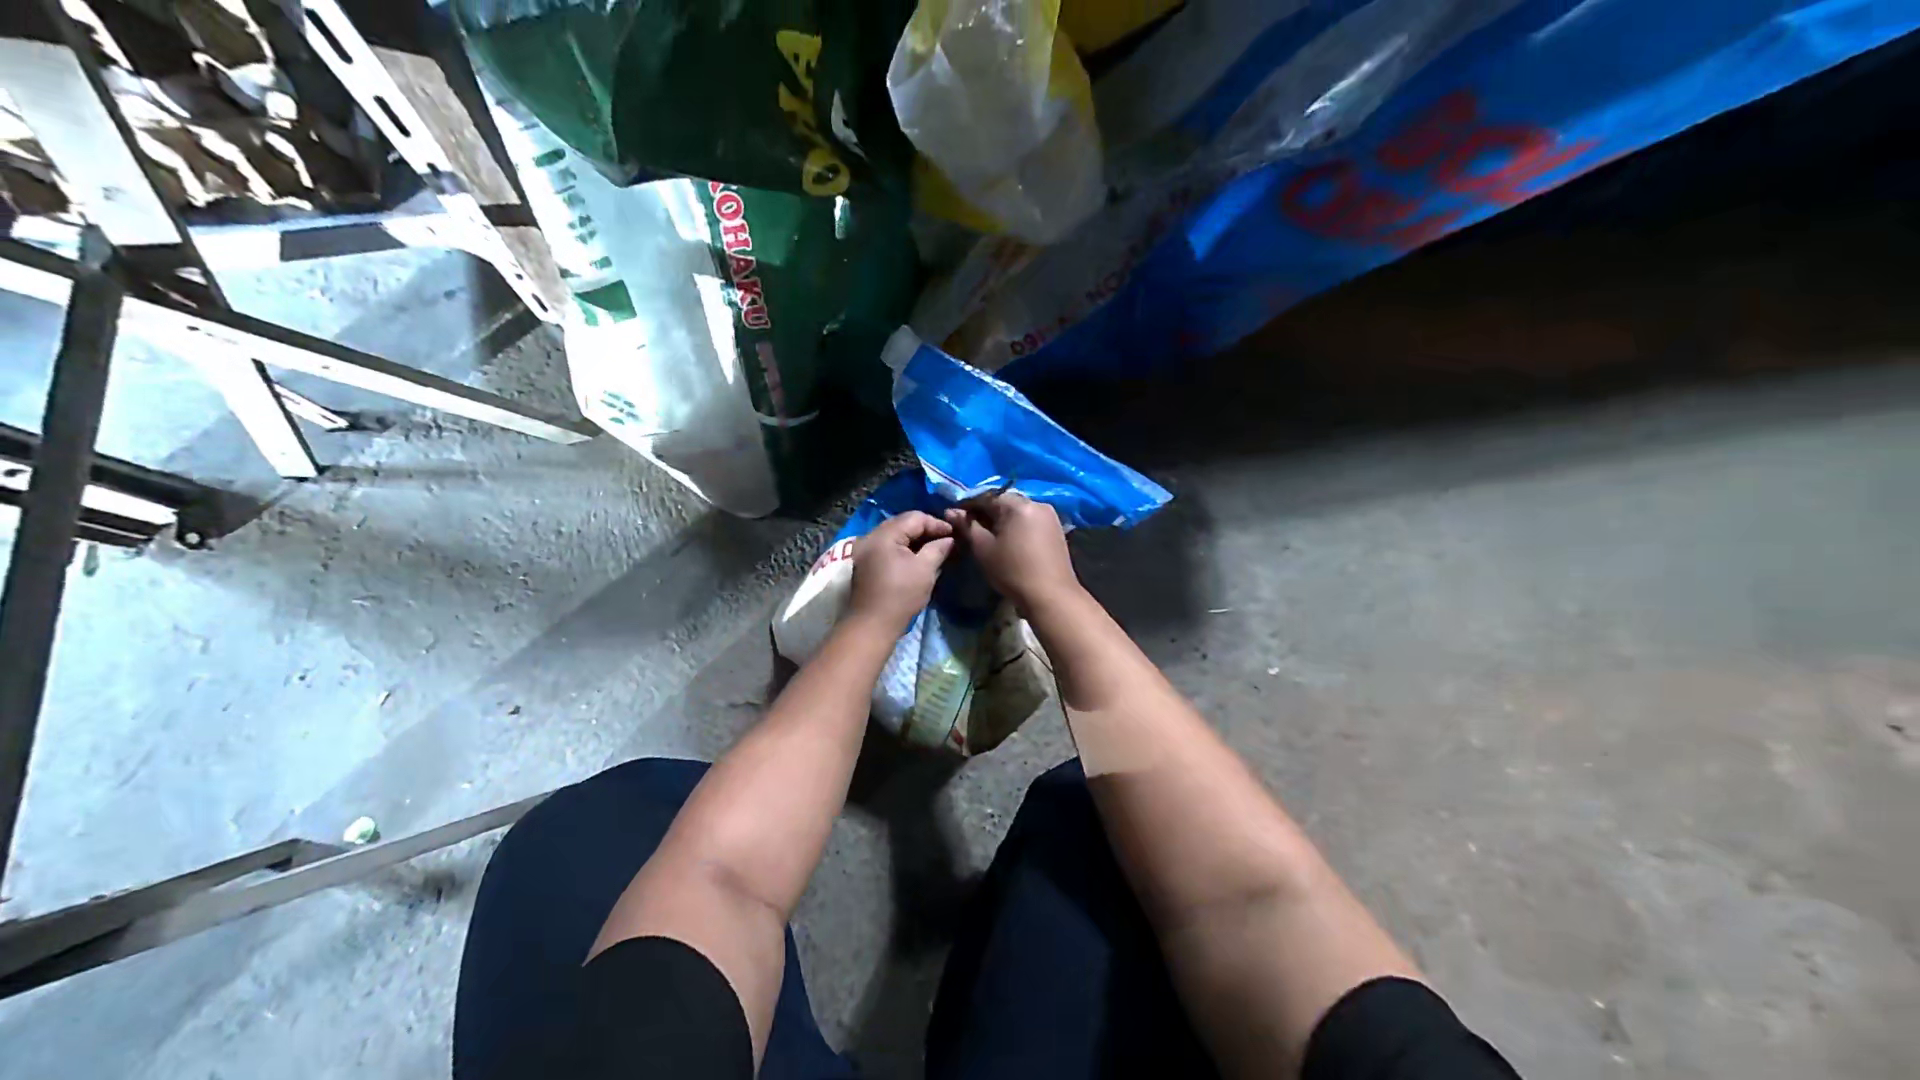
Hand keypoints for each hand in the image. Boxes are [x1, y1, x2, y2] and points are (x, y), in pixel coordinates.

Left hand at [847, 511, 956, 631]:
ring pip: (895, 535)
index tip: (954, 534)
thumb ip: (938, 548)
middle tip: (946, 539)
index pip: (915, 518)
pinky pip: (888, 547)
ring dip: (915, 539)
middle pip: (903, 524)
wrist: (872, 625)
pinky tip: (918, 557)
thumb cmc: (901, 595)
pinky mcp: (865, 563)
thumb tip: (949, 539)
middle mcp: (870, 537)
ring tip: (935, 548)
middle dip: (926, 530)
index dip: (937, 523)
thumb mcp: (925, 569)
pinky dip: (904, 548)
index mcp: (884, 535)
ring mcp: (865, 550)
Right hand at [944, 493, 1078, 614]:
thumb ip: (967, 526)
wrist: (1051, 596)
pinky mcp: (1056, 529)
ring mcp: (1049, 516)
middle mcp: (1036, 503)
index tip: (955, 519)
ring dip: (1001, 520)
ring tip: (988, 537)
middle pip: (1004, 502)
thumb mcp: (983, 548)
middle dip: (986, 513)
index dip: (968, 506)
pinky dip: (1016, 527)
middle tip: (970, 530)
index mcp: (1018, 504)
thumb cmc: (1012, 571)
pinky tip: (1008, 542)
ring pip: (1017, 511)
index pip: (986, 496)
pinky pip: (1029, 521)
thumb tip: (951, 511)